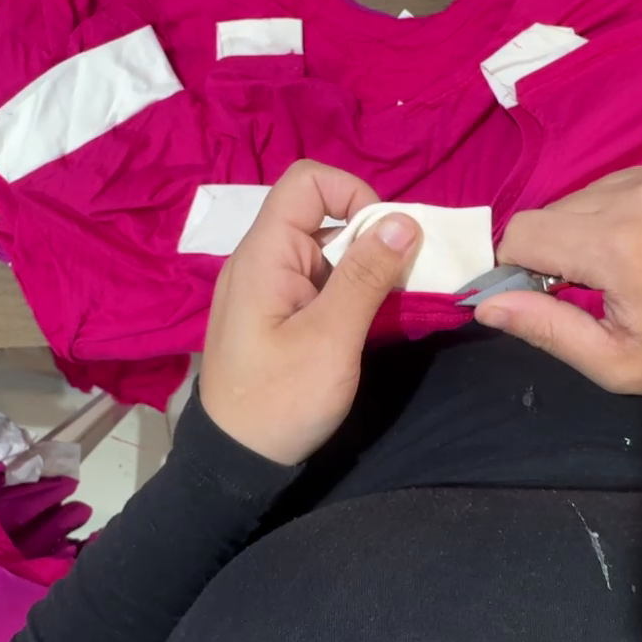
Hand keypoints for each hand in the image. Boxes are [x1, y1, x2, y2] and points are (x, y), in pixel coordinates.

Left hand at [201, 160, 420, 463]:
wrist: (237, 460)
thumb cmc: (280, 402)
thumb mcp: (330, 340)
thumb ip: (365, 276)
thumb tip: (404, 219)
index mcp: (264, 255)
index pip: (307, 181)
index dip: (354, 194)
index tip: (386, 240)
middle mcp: (261, 260)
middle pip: (320, 214)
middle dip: (368, 237)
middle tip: (398, 283)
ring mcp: (266, 287)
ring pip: (324, 250)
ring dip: (362, 268)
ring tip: (385, 308)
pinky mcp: (275, 312)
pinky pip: (317, 281)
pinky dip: (347, 291)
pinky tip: (363, 323)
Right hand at [474, 144, 641, 394]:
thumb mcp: (615, 363)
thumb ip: (545, 328)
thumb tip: (485, 302)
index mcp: (616, 246)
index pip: (522, 232)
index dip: (516, 264)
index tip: (541, 290)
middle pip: (558, 209)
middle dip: (560, 246)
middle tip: (597, 284)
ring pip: (599, 189)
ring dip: (599, 223)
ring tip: (639, 259)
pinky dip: (640, 203)